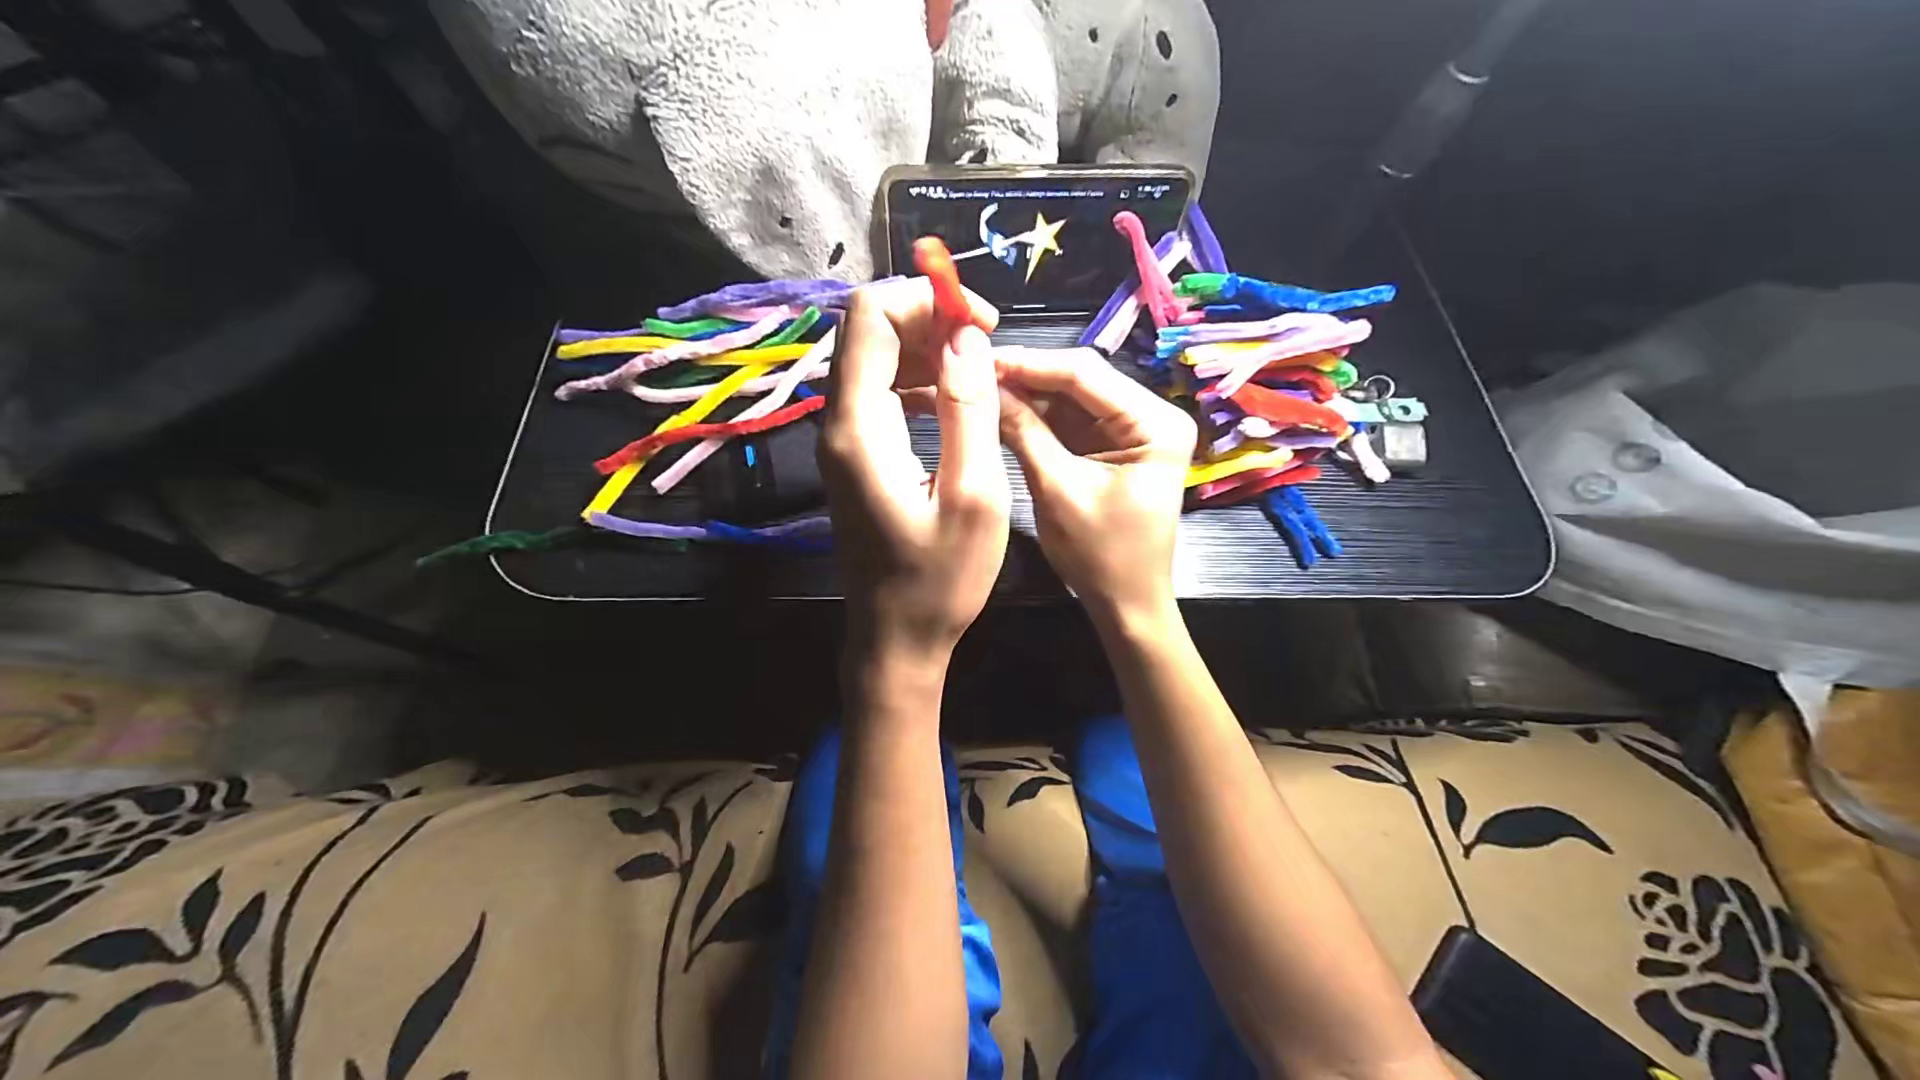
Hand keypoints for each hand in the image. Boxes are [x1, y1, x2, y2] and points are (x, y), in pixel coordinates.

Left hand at [820, 278, 1008, 664]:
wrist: (896, 637)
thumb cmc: (940, 580)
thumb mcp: (972, 497)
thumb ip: (968, 409)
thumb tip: (966, 334)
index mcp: (860, 427)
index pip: (869, 315)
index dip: (926, 299)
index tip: (982, 322)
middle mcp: (838, 423)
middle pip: (869, 328)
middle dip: (929, 316)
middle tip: (987, 341)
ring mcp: (843, 439)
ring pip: (875, 356)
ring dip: (926, 345)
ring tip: (979, 366)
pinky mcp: (857, 454)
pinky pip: (881, 390)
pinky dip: (918, 376)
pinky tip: (954, 397)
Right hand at [996, 347, 1196, 620]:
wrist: (1125, 603)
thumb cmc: (1102, 557)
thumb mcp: (1058, 491)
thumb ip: (1023, 433)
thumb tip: (984, 386)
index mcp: (1155, 424)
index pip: (1086, 374)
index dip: (1029, 363)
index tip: (979, 359)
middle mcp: (1150, 415)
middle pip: (1079, 380)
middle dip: (1025, 376)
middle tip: (971, 371)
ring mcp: (1130, 428)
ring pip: (1069, 396)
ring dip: (1025, 393)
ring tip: (978, 386)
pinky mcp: (1109, 444)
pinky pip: (1067, 419)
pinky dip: (1034, 416)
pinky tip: (999, 407)